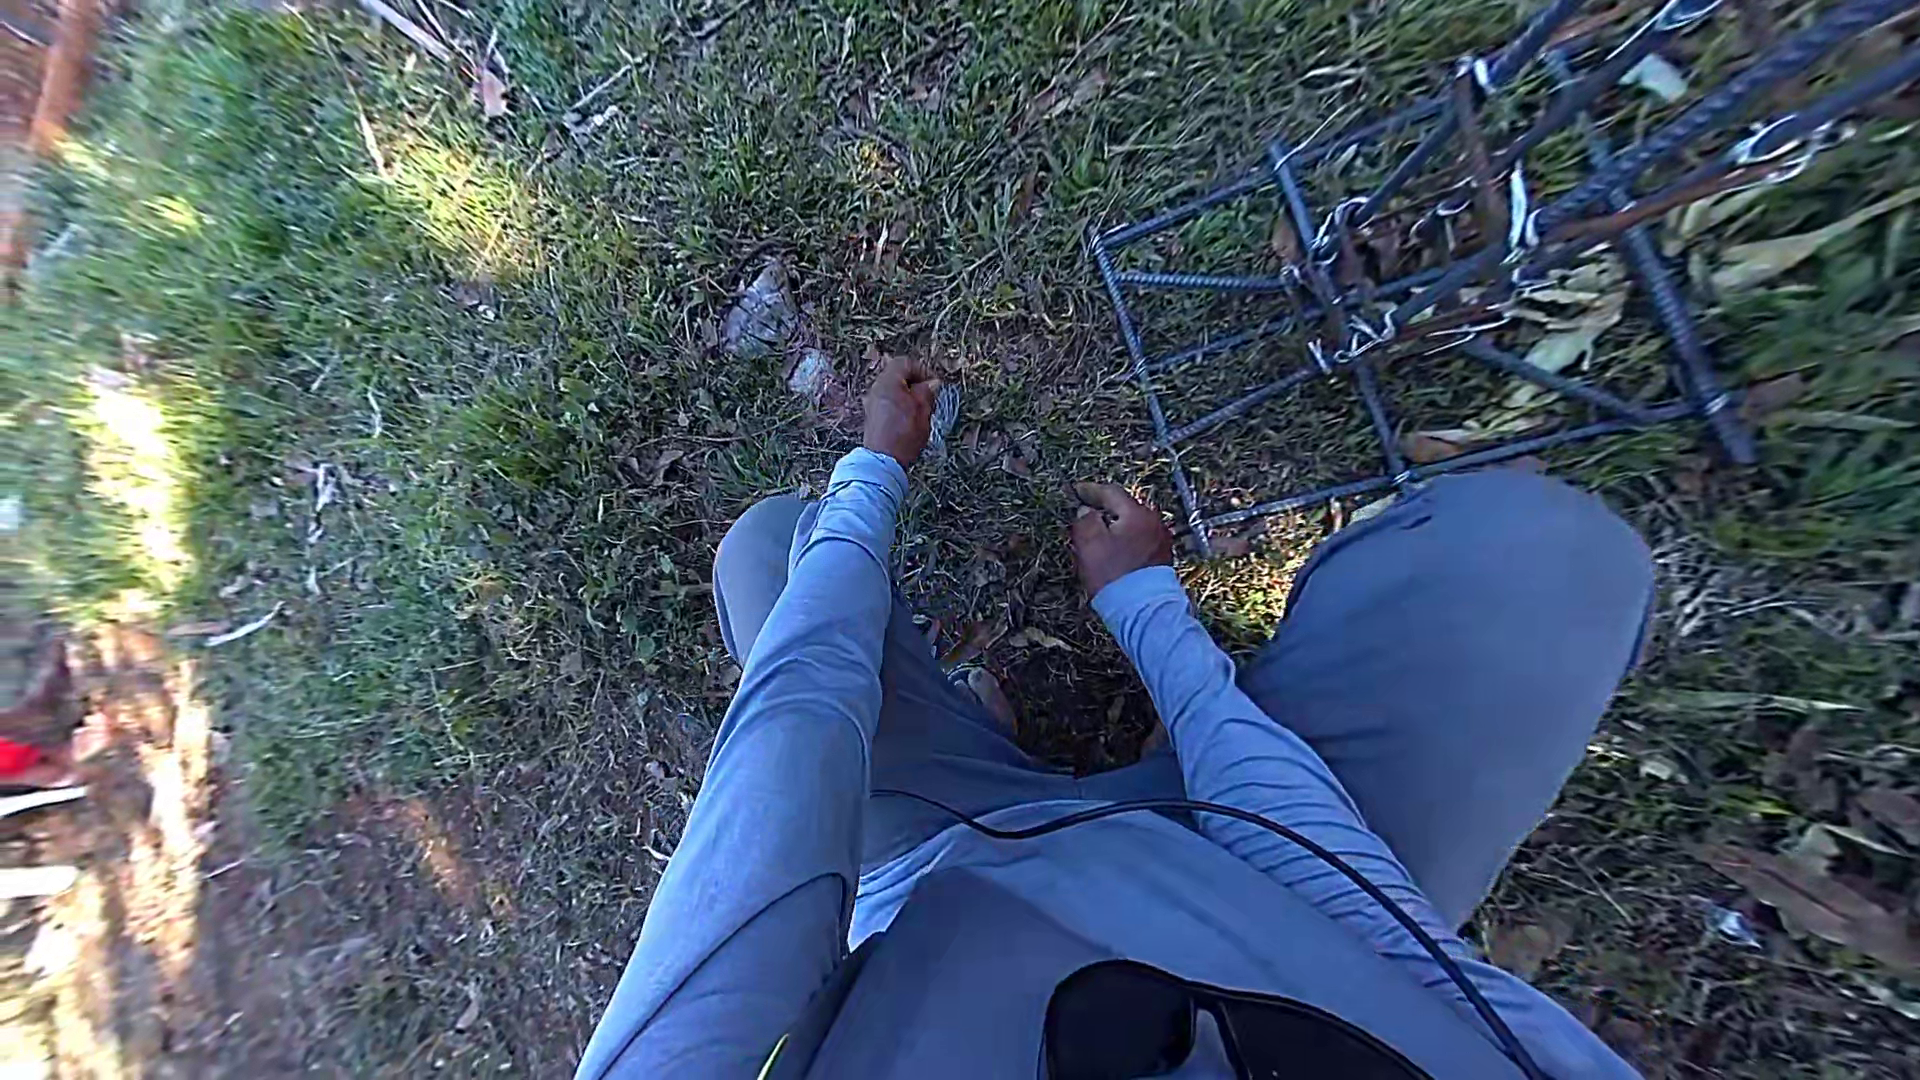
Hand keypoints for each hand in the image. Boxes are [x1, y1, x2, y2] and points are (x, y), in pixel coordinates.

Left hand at [862, 354, 941, 466]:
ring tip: (921, 413)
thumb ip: (927, 392)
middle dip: (916, 385)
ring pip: (894, 391)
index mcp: (888, 382)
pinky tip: (909, 422)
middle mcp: (876, 389)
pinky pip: (889, 403)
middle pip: (898, 376)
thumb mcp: (923, 410)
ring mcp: (872, 403)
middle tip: (929, 399)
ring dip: (909, 397)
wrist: (884, 460)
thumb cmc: (903, 435)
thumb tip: (932, 384)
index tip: (934, 384)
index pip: (905, 363)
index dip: (923, 370)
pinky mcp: (872, 416)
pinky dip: (900, 407)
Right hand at [1070, 482, 1173, 596]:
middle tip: (1083, 513)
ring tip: (1095, 536)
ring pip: (1130, 526)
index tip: (1075, 491)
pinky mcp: (1161, 560)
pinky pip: (1137, 542)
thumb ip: (1084, 521)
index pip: (1111, 493)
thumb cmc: (1114, 576)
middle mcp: (1154, 524)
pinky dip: (1122, 542)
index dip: (1090, 490)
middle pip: (1123, 509)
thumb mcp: (1089, 544)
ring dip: (1112, 528)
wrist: (1143, 611)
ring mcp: (1160, 542)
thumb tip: (1086, 511)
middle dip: (1102, 510)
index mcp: (1137, 514)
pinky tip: (1112, 553)